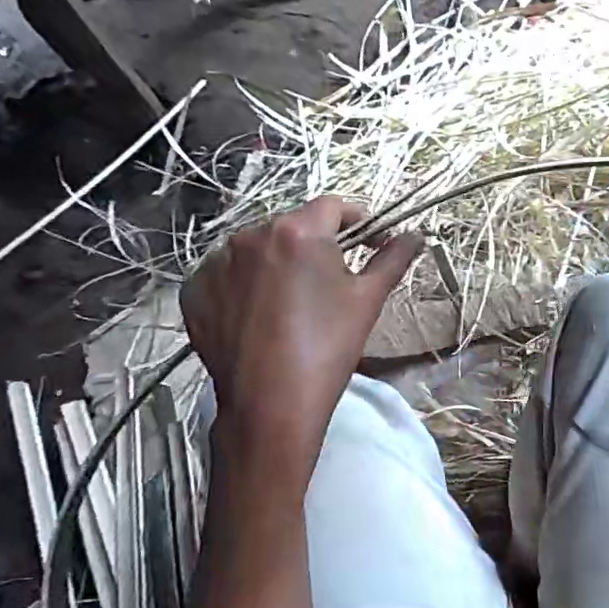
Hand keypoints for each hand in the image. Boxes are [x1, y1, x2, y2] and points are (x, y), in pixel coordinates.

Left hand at [181, 196, 420, 462]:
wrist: (273, 401)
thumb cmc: (330, 345)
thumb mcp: (369, 298)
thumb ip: (393, 259)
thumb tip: (415, 235)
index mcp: (297, 233)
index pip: (332, 206)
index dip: (358, 220)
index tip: (372, 243)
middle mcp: (250, 237)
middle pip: (293, 227)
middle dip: (318, 245)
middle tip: (336, 281)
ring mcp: (215, 264)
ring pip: (259, 250)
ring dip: (281, 263)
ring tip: (298, 302)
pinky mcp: (193, 291)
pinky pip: (228, 275)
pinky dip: (248, 285)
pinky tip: (265, 316)